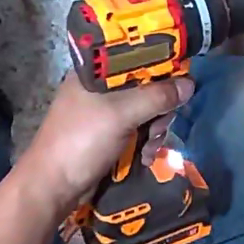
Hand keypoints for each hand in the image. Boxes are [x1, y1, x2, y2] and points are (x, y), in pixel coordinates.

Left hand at [15, 73, 193, 206]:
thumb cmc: (82, 140)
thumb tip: (190, 84)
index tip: (179, 82)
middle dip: (158, 107)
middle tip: (158, 125)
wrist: (53, 187)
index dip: (160, 66)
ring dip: (154, 128)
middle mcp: (99, 86)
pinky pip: (136, 129)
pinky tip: (145, 156)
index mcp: (95, 70)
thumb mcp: (122, 113)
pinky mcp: (107, 134)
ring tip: (150, 147)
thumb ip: (157, 97)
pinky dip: (145, 141)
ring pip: (143, 109)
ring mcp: (102, 111)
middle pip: (144, 85)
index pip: (135, 55)